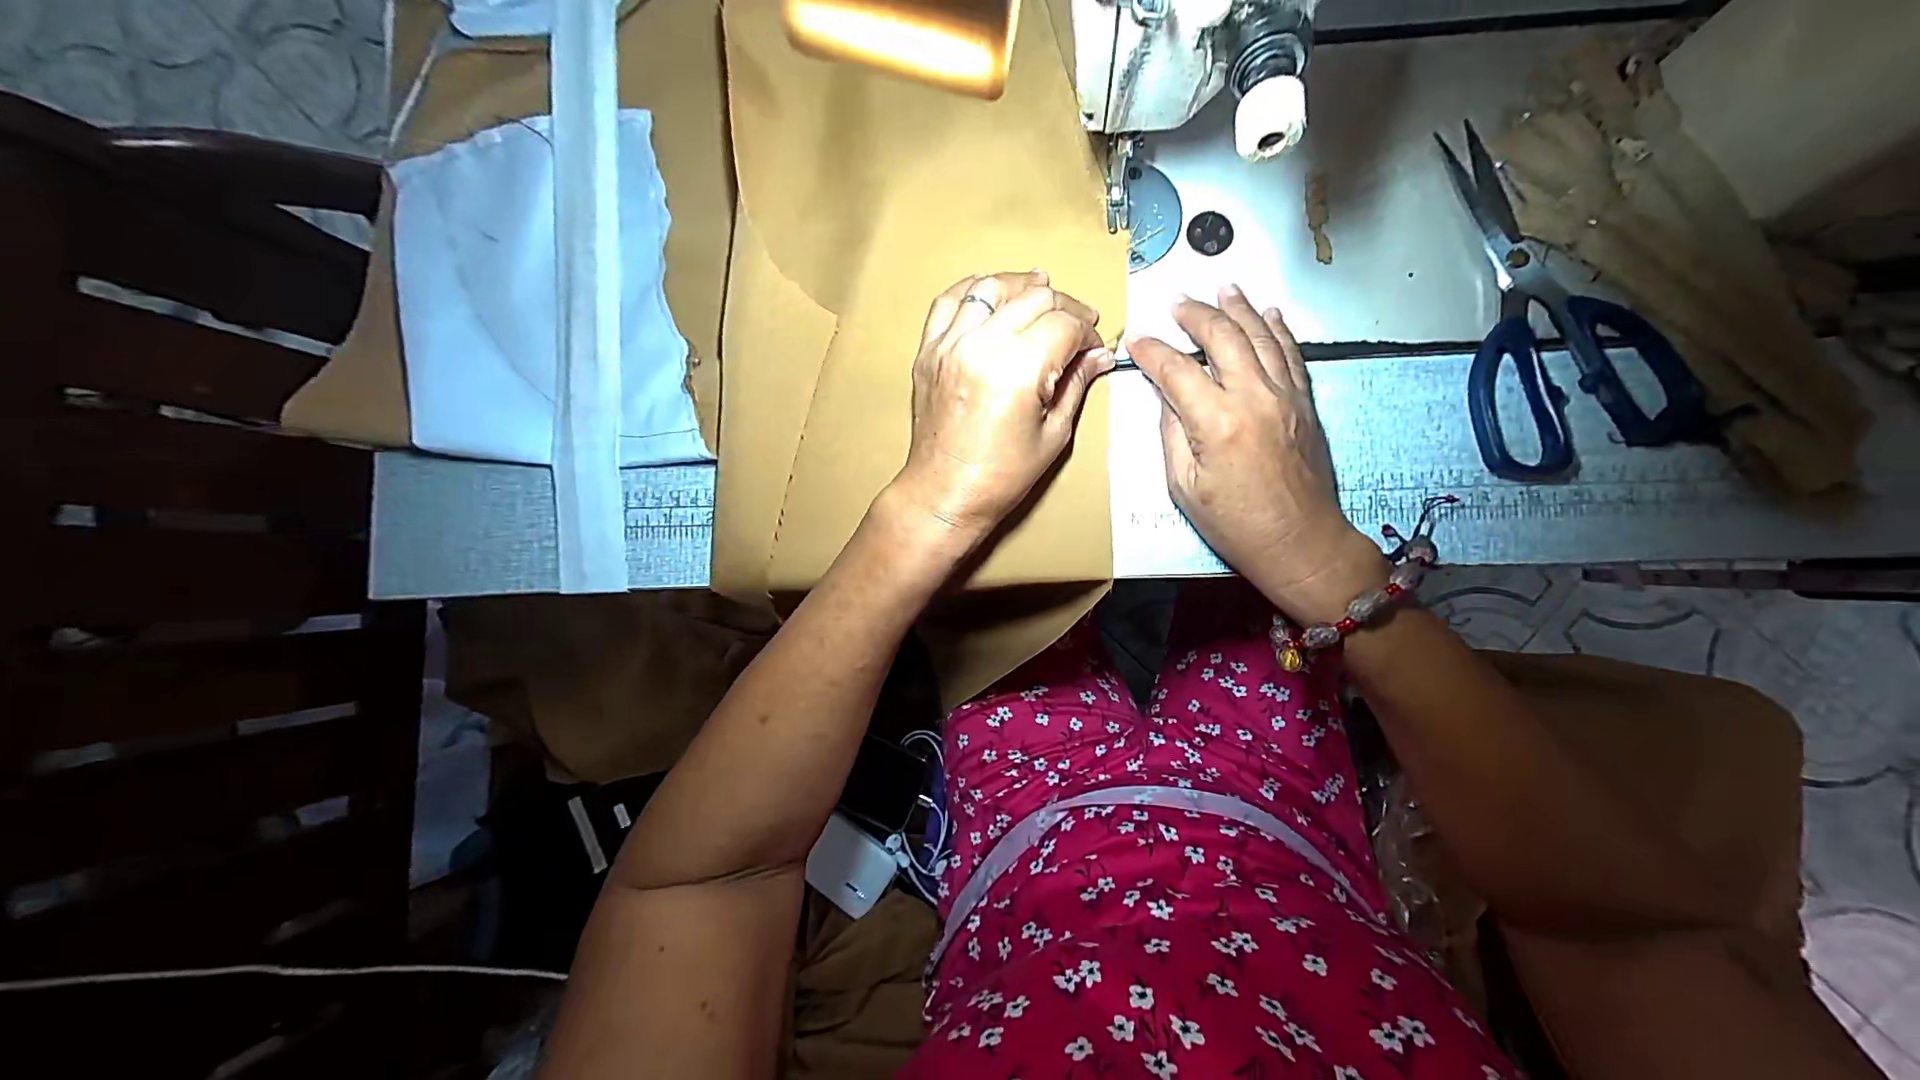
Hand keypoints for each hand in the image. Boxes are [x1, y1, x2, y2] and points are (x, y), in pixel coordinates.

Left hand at [890, 271, 1114, 545]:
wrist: (945, 494)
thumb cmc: (996, 477)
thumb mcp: (1052, 434)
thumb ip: (1076, 385)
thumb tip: (1097, 357)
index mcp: (1016, 369)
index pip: (1064, 324)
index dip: (1087, 333)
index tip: (1093, 347)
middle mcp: (980, 347)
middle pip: (1034, 298)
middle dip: (1064, 307)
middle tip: (1077, 324)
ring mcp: (949, 346)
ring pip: (991, 288)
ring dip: (1022, 286)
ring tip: (1041, 289)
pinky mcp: (929, 352)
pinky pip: (949, 301)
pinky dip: (972, 289)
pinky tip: (991, 291)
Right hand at [1126, 286, 1385, 623]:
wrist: (1300, 542)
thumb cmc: (1235, 524)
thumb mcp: (1184, 486)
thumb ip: (1173, 433)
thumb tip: (1168, 396)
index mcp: (1217, 423)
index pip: (1176, 369)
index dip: (1152, 351)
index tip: (1136, 339)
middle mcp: (1254, 398)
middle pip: (1222, 337)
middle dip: (1195, 315)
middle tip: (1177, 304)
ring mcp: (1285, 396)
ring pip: (1261, 335)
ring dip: (1239, 309)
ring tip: (1222, 289)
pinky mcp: (1304, 402)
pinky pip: (1291, 353)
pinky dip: (1278, 329)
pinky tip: (1268, 313)